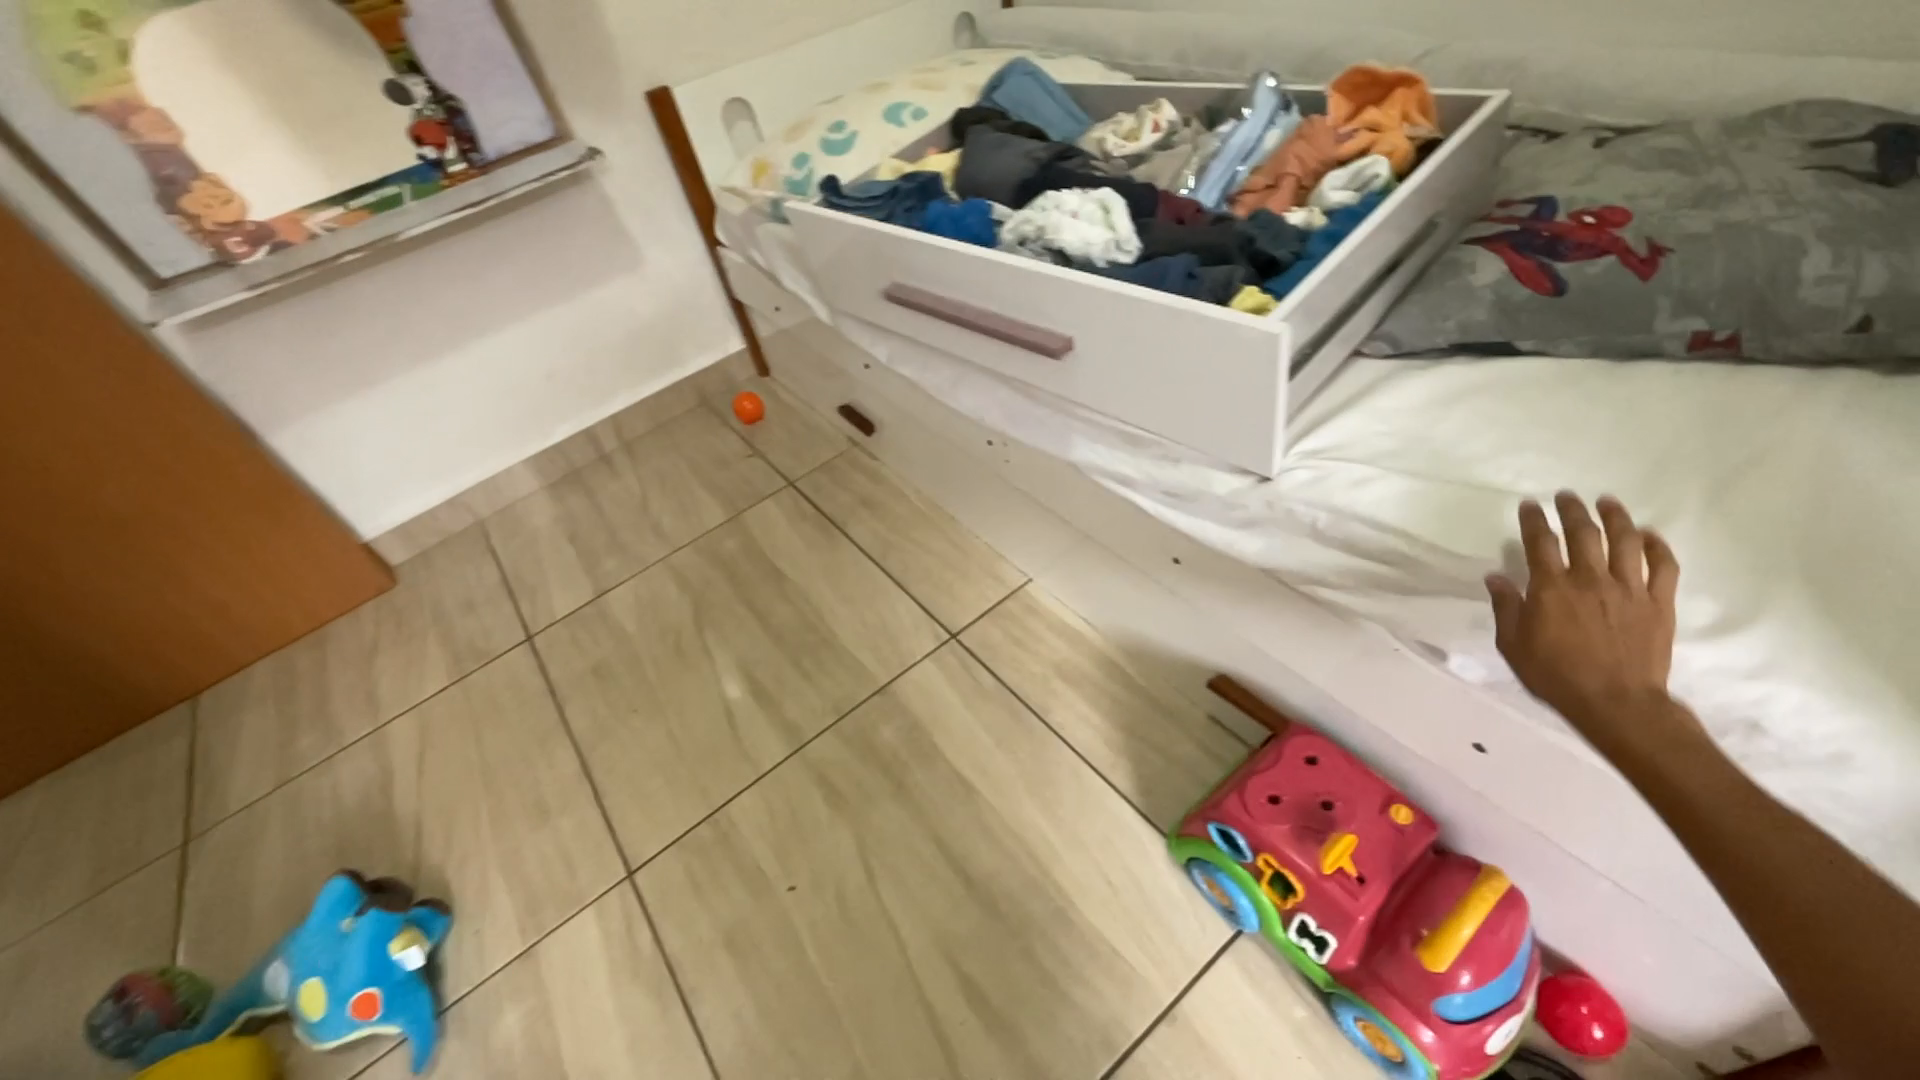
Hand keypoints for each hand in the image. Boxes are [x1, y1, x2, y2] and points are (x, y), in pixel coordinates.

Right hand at [1486, 493, 1680, 747]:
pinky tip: (1648, 534)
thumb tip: (1495, 577)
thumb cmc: (1555, 676)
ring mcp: (1628, 588)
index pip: (1540, 542)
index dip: (1534, 520)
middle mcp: (1590, 579)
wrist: (1616, 702)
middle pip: (1584, 532)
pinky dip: (1657, 545)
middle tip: (1567, 496)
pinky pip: (1663, 565)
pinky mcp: (1658, 602)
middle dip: (1573, 509)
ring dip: (1615, 516)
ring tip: (1608, 502)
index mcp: (1551, 588)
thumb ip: (1506, 607)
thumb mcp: (1513, 645)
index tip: (1530, 505)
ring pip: (1625, 540)